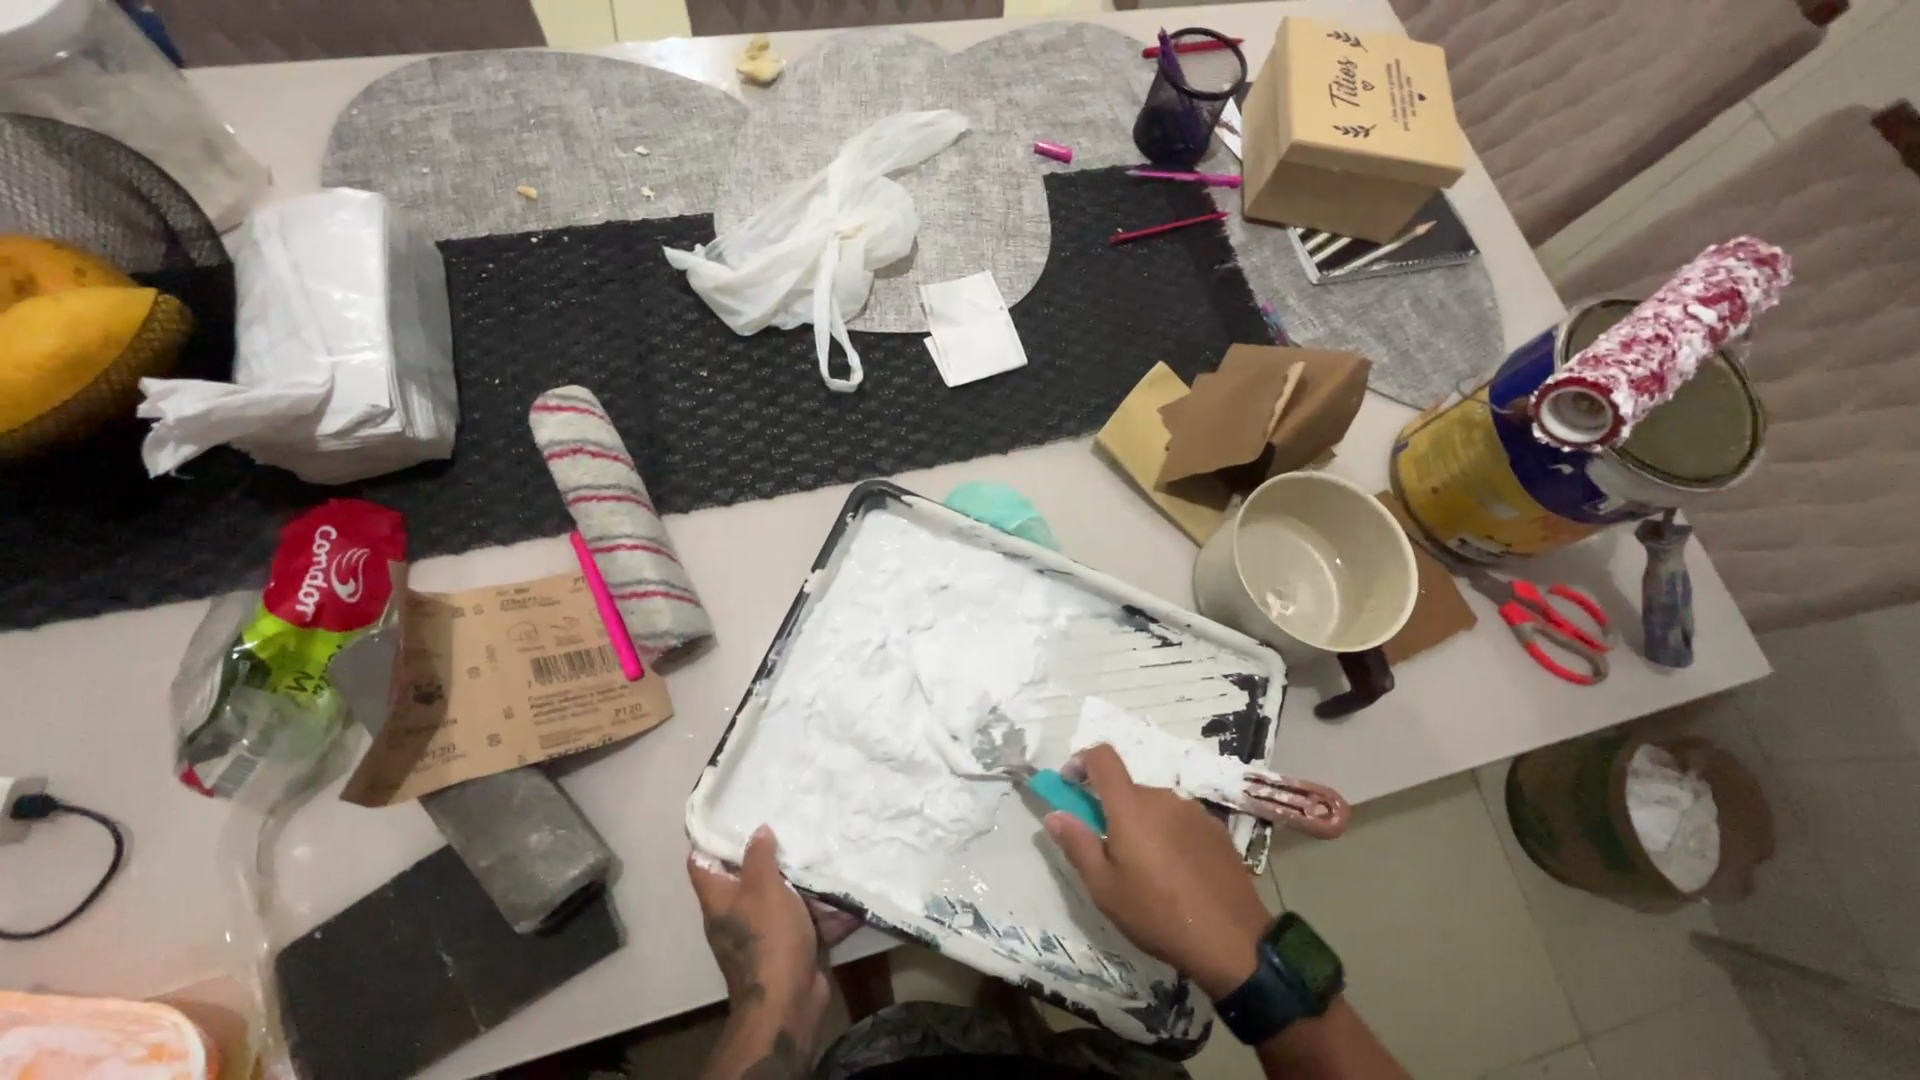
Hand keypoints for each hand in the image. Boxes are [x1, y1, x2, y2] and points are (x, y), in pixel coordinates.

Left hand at [688, 826, 861, 1076]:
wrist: (787, 1002)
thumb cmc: (767, 938)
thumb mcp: (762, 888)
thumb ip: (759, 856)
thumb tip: (758, 831)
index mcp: (718, 900)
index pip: (701, 863)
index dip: (712, 840)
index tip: (736, 817)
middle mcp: (735, 917)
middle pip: (746, 879)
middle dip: (770, 858)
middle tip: (791, 830)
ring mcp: (761, 935)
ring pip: (781, 900)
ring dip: (802, 885)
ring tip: (824, 855)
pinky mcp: (788, 950)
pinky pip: (804, 923)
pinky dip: (823, 913)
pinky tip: (846, 896)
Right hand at [1046, 744, 1273, 999]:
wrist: (1232, 941)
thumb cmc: (1157, 914)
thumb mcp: (1104, 888)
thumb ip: (1077, 845)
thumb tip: (1054, 814)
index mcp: (1131, 806)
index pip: (1102, 757)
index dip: (1081, 761)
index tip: (1071, 785)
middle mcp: (1164, 798)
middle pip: (1128, 789)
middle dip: (1112, 810)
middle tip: (1110, 853)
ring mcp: (1195, 812)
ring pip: (1155, 807)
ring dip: (1143, 825)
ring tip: (1146, 870)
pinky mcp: (1216, 830)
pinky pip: (1181, 822)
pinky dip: (1169, 836)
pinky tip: (1176, 874)